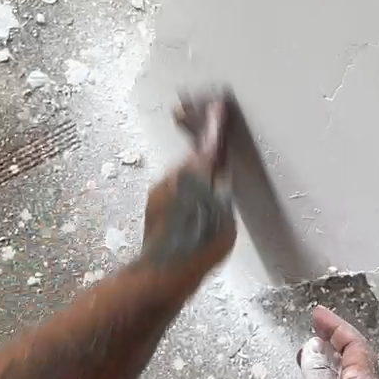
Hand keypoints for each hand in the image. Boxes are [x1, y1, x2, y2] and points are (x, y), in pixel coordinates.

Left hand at [138, 91, 236, 275]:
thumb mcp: (225, 214)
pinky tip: (193, 214)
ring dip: (194, 183)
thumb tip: (219, 170)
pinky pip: (173, 194)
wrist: (164, 272)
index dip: (214, 125)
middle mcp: (172, 176)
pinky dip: (184, 197)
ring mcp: (158, 192)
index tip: (216, 106)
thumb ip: (222, 188)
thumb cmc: (201, 245)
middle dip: (204, 162)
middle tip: (216, 165)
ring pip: (181, 179)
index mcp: (193, 172)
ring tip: (208, 201)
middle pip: (192, 161)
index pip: (207, 142)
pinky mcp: (153, 209)